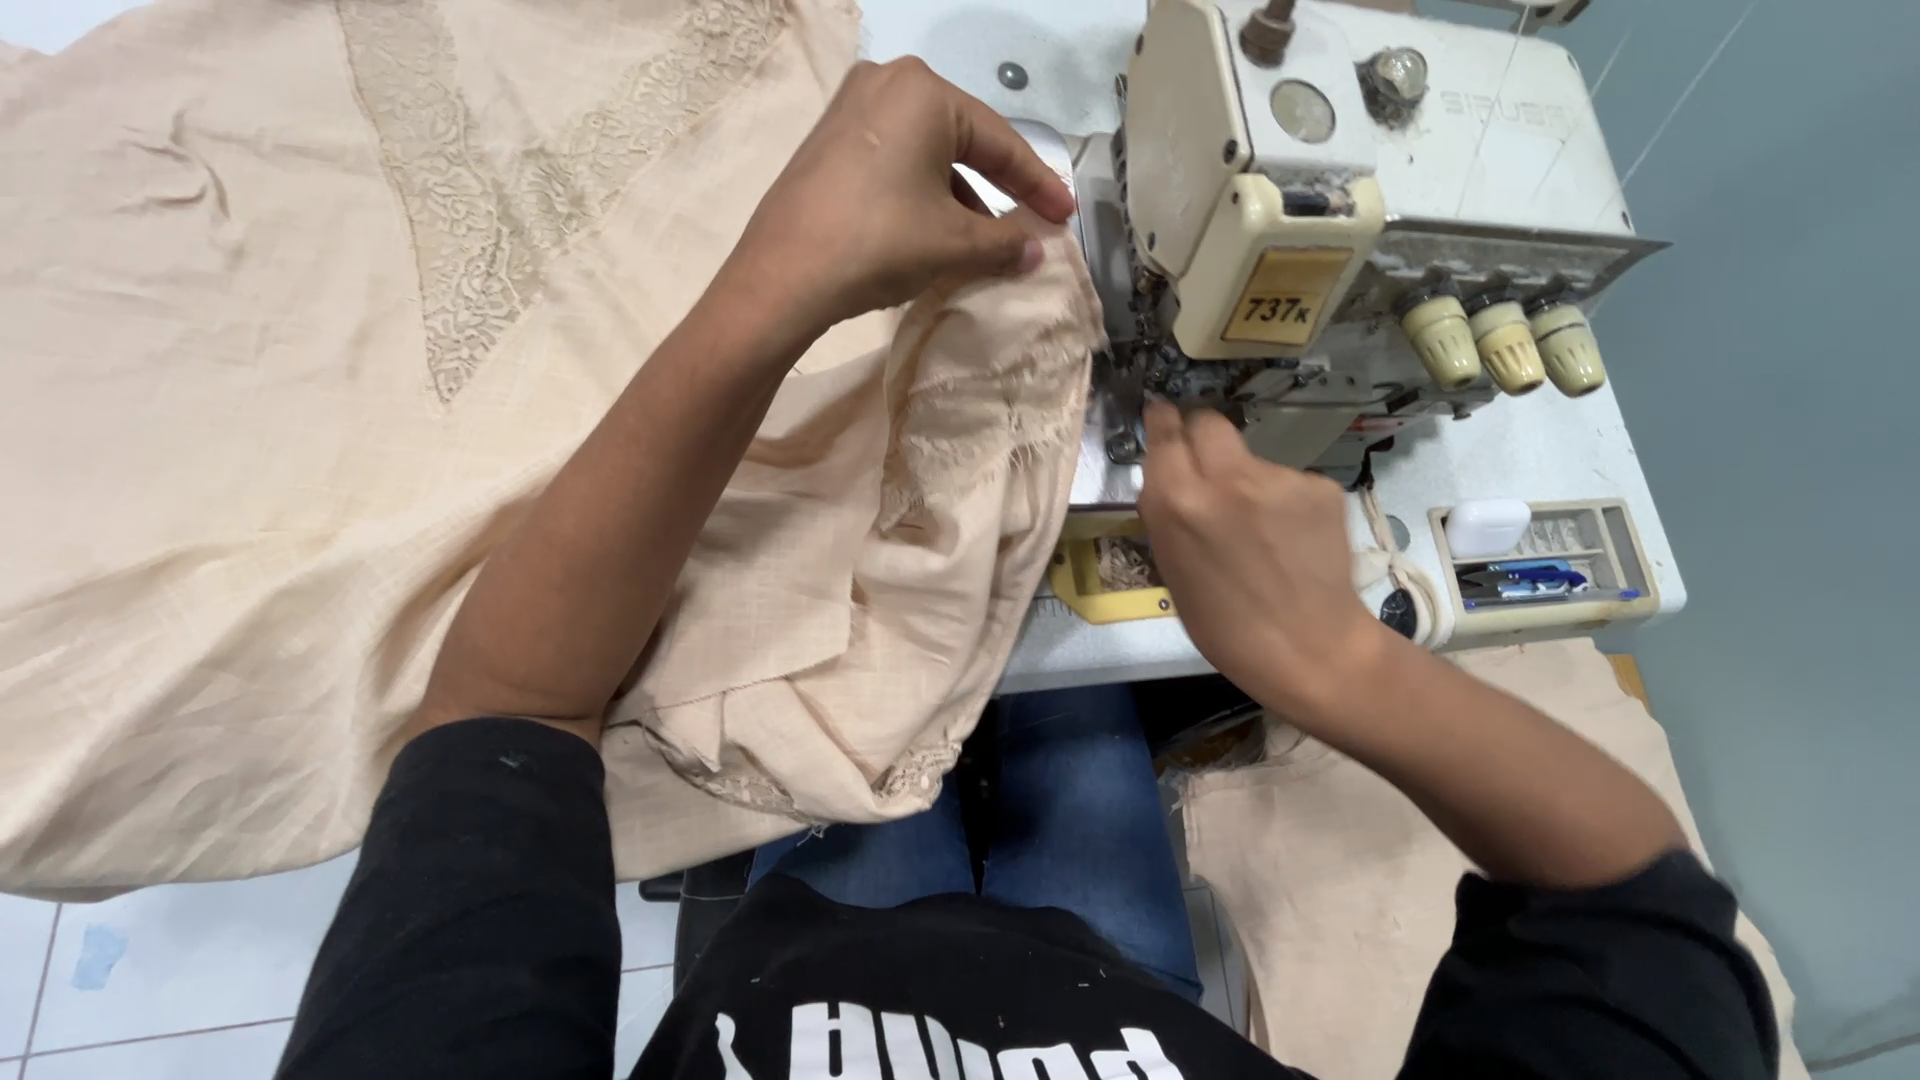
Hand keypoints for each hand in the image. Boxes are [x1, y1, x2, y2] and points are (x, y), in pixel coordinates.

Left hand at [719, 58, 1076, 340]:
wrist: (784, 275)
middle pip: (964, 142)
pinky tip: (934, 232)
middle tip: (1031, 223)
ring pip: (927, 155)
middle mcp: (887, 83)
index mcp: (925, 91)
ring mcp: (851, 110)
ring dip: (961, 199)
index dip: (1039, 185)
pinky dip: (923, 195)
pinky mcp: (829, 143)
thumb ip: (1005, 243)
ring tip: (983, 243)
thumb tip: (1036, 251)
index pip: (1001, 142)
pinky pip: (895, 163)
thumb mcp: (953, 244)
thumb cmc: (879, 244)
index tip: (1064, 216)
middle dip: (999, 190)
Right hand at [1138, 402, 1390, 720]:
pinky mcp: (1320, 486)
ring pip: (1250, 457)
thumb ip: (1167, 514)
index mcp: (1178, 502)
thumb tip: (1168, 481)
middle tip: (1207, 466)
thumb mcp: (1171, 568)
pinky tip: (1290, 536)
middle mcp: (1226, 478)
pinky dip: (1282, 501)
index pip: (1166, 432)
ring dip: (1245, 479)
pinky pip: (1287, 480)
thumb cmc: (1223, 625)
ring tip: (1260, 528)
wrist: (1308, 647)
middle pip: (1209, 422)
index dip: (1163, 419)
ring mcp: (1278, 478)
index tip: (1163, 413)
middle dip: (1202, 436)